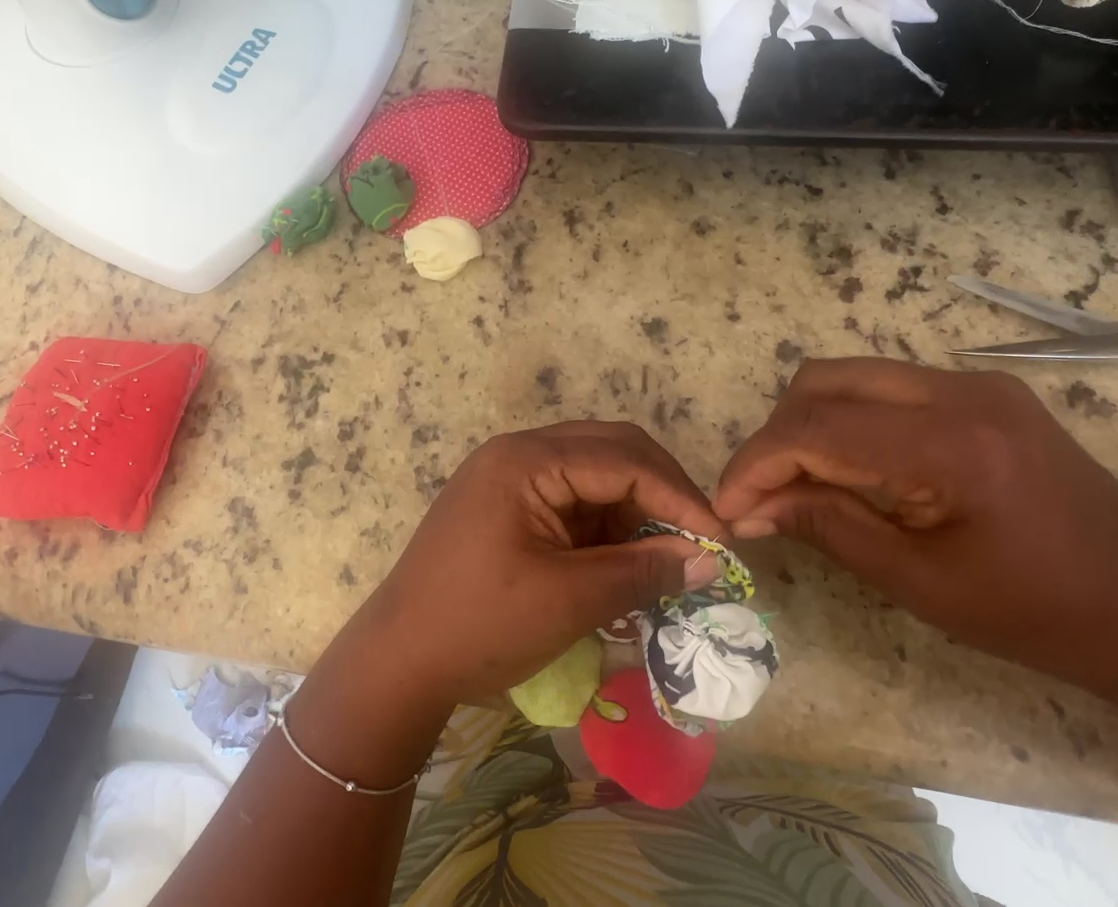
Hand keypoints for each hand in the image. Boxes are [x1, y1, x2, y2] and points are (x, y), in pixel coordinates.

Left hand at [348, 422, 724, 708]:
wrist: (398, 664)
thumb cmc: (480, 626)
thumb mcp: (569, 599)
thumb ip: (642, 571)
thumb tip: (708, 561)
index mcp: (526, 460)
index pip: (623, 458)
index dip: (679, 497)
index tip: (719, 542)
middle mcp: (517, 454)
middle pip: (610, 453)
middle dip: (660, 495)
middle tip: (697, 545)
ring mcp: (508, 479)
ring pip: (594, 478)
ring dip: (634, 514)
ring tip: (665, 562)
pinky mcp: (506, 508)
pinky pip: (570, 503)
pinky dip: (604, 531)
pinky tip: (624, 565)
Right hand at [714, 358, 1117, 672]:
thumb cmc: (1034, 611)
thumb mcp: (916, 580)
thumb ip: (825, 526)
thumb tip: (747, 509)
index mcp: (950, 444)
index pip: (815, 428)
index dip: (755, 465)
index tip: (725, 508)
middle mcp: (960, 390)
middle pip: (822, 381)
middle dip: (774, 437)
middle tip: (760, 497)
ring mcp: (975, 383)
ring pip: (849, 376)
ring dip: (806, 424)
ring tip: (795, 485)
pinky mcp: (981, 391)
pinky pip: (884, 387)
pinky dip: (845, 421)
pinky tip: (845, 470)